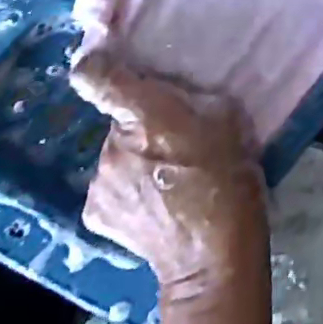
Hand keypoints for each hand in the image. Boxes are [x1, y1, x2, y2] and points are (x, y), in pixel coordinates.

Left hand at [71, 52, 267, 301]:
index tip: (109, 63)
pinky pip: (109, 187)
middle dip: (140, 127)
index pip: (94, 74)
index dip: (97, 63)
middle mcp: (112, 142)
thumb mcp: (228, 120)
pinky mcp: (93, 212)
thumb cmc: (230, 180)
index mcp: (146, 113)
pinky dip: (126, 192)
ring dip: (134, 160)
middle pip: (117, 119)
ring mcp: (98, 180)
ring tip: (166, 184)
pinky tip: (153, 208)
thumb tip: (173, 92)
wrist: (214, 260)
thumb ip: (193, 97)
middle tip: (172, 146)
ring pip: (115, 154)